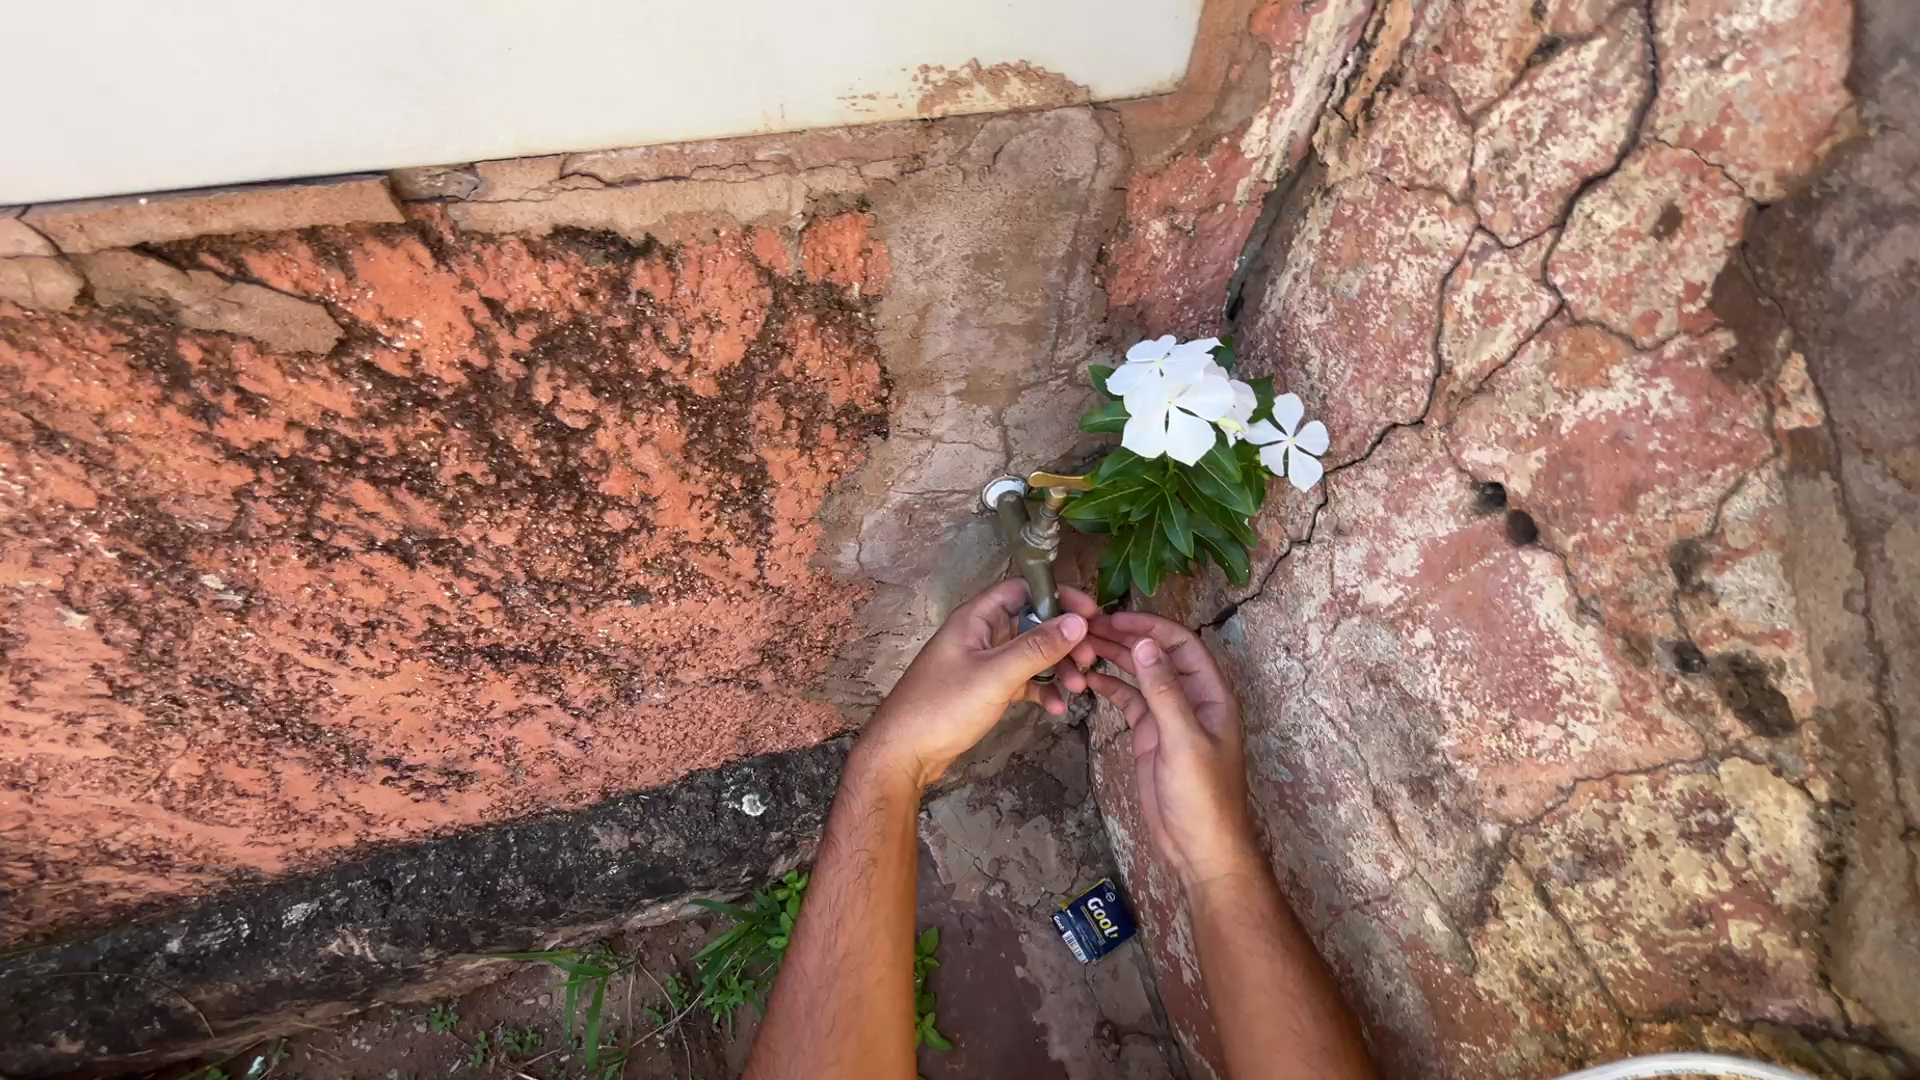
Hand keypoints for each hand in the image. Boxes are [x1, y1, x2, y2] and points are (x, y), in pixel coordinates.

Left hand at [857, 579, 1099, 788]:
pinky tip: (1055, 707)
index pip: (1024, 589)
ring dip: (1056, 667)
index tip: (1091, 615)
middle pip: (1032, 622)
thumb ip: (1037, 647)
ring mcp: (983, 661)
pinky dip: (1040, 689)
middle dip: (1064, 639)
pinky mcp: (985, 687)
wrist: (904, 753)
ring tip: (1078, 688)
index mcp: (977, 618)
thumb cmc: (941, 707)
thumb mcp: (995, 675)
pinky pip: (1022, 680)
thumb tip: (1078, 622)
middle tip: (1089, 658)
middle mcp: (981, 634)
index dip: (1059, 597)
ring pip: (1030, 653)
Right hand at [1082, 612, 1262, 888]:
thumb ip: (1164, 691)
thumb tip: (1145, 645)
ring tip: (1081, 646)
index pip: (1180, 644)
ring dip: (1113, 659)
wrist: (1199, 847)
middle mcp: (1190, 697)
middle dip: (1125, 638)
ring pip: (1139, 675)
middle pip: (1156, 655)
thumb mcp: (1183, 740)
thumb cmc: (1203, 796)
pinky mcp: (1150, 733)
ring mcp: (1168, 715)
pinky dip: (1109, 687)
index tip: (1113, 618)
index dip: (1148, 626)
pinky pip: (1128, 700)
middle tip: (1087, 628)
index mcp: (1210, 693)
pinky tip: (1087, 679)